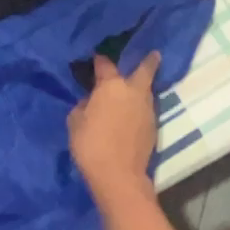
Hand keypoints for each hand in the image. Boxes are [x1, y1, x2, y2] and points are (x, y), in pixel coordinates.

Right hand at [68, 51, 161, 199]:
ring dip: (142, 87)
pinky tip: (132, 112)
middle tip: (153, 54)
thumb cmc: (91, 145)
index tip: (95, 60)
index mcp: (111, 85)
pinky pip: (146, 109)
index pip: (105, 64)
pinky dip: (140, 107)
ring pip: (147, 90)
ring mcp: (147, 108)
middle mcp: (134, 91)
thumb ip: (83, 105)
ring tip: (134, 89)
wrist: (119, 174)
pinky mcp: (153, 126)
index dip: (98, 61)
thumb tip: (91, 101)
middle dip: (148, 60)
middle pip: (145, 69)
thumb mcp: (75, 122)